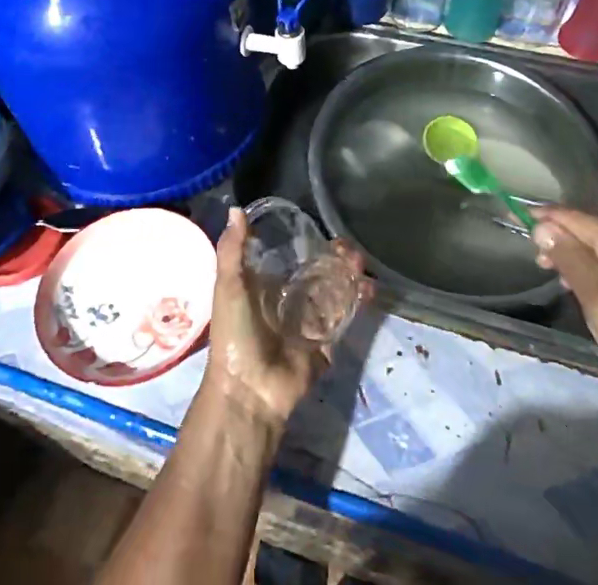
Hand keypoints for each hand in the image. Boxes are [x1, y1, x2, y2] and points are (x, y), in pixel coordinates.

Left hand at [204, 207, 361, 427]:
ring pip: (337, 290)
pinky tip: (369, 288)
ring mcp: (311, 321)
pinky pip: (347, 316)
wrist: (249, 389)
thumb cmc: (235, 334)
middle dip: (338, 257)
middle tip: (350, 249)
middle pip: (321, 271)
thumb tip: (236, 209)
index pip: (295, 257)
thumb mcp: (228, 287)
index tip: (327, 231)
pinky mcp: (327, 341)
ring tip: (360, 264)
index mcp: (268, 287)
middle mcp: (292, 300)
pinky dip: (359, 300)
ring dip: (351, 274)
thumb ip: (233, 251)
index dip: (312, 242)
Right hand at [532, 206, 597, 423]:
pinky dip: (593, 272)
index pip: (583, 220)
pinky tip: (578, 284)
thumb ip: (571, 260)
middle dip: (563, 238)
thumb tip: (544, 228)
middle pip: (594, 232)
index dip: (551, 217)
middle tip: (533, 254)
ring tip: (548, 267)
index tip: (520, 215)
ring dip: (576, 256)